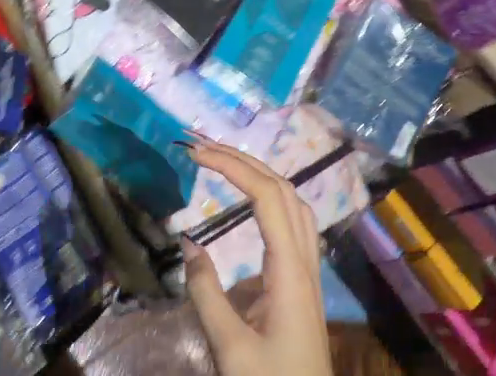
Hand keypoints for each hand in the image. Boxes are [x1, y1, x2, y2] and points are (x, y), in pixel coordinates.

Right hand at [180, 139, 332, 375]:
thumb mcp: (230, 348)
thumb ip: (206, 292)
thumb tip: (188, 242)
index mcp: (291, 272)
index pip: (267, 197)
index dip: (233, 167)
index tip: (195, 154)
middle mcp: (306, 264)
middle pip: (284, 192)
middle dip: (244, 161)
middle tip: (201, 147)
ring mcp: (308, 275)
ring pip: (294, 206)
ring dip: (260, 175)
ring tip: (223, 162)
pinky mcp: (302, 287)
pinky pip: (293, 226)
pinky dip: (270, 199)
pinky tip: (250, 204)